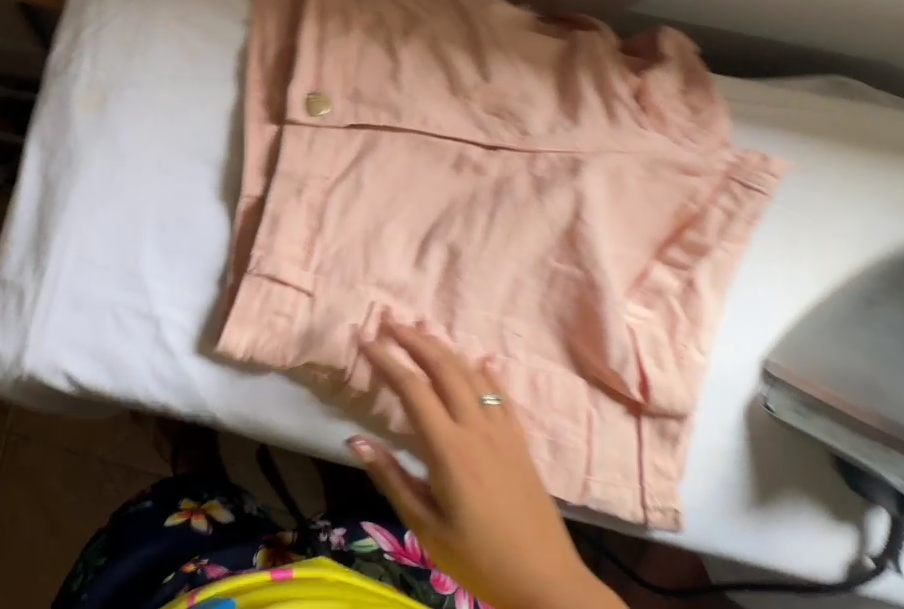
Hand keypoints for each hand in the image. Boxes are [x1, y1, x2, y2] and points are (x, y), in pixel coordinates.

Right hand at [349, 317, 622, 608]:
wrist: (548, 586)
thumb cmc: (479, 559)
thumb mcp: (425, 526)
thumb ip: (391, 478)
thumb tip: (355, 439)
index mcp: (449, 450)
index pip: (411, 389)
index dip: (384, 360)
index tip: (361, 338)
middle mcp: (477, 432)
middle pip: (444, 370)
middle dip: (414, 341)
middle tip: (388, 320)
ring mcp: (504, 436)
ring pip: (473, 377)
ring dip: (446, 349)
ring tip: (423, 328)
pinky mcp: (522, 447)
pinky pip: (503, 398)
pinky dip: (488, 373)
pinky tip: (482, 360)